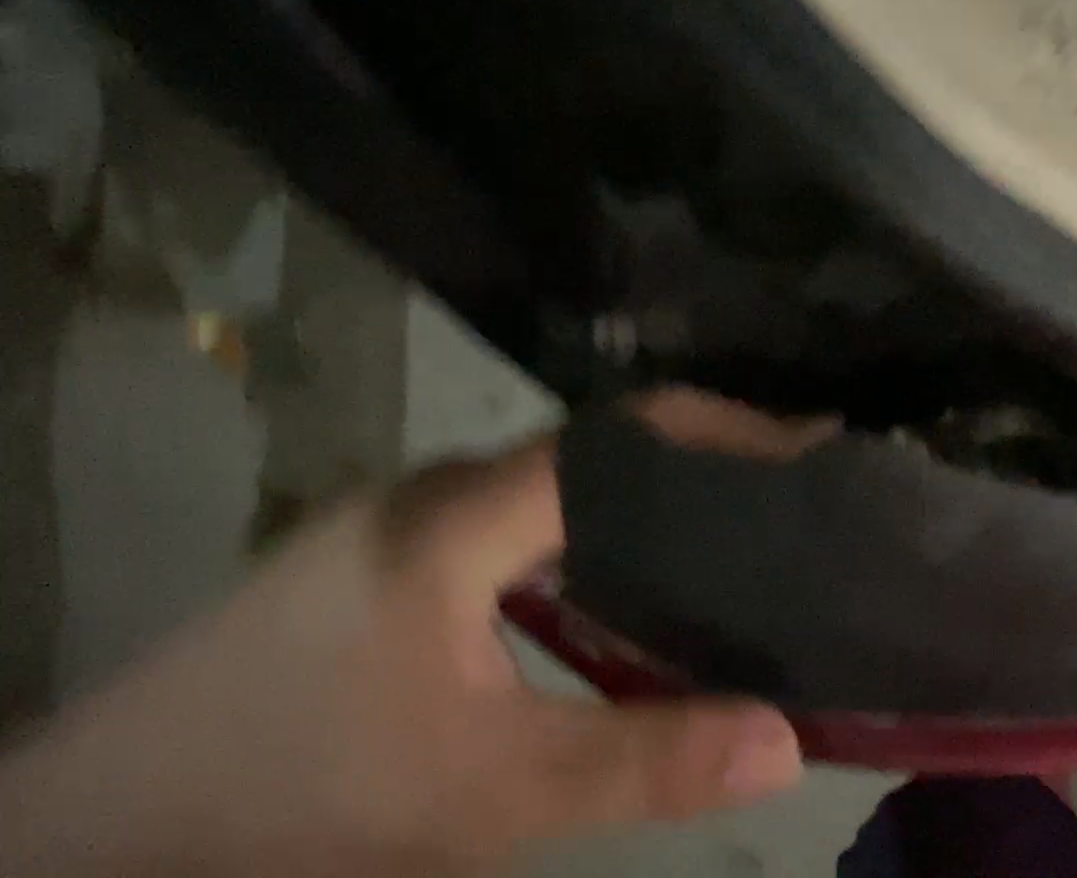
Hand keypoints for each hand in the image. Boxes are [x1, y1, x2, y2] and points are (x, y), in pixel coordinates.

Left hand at [0, 388, 835, 874]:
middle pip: (601, 446)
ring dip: (653, 499)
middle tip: (795, 495)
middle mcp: (439, 492)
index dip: (729, 431)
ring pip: (563, 484)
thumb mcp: (482, 796)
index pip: (624, 433)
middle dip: (706, 459)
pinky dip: (602, 537)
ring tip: (738, 534)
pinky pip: (528, 523)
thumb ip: (641, 760)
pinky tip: (631, 588)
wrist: (73, 855)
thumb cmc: (286, 813)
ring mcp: (407, 525)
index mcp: (462, 516)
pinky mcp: (390, 563)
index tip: (812, 447)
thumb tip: (790, 739)